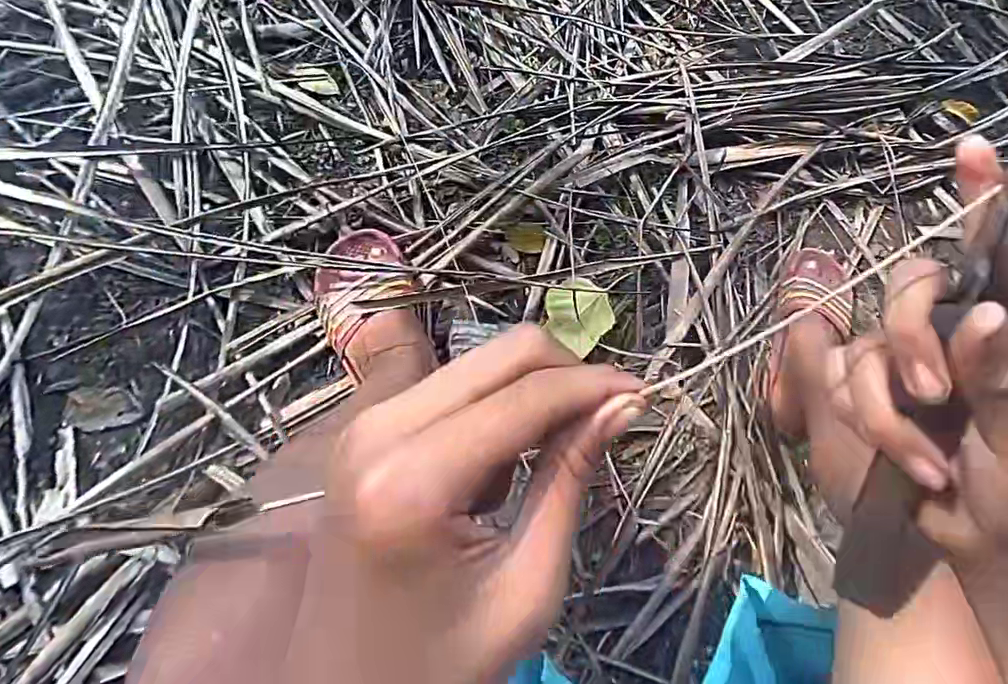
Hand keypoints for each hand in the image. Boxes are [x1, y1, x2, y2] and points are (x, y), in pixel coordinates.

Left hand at [288, 326, 642, 682]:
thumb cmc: (440, 665)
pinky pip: (458, 382)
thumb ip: (571, 480)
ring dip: (533, 392)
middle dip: (568, 373)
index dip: (592, 385)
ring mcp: (367, 420)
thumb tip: (623, 403)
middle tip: (605, 411)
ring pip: (483, 360)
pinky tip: (498, 468)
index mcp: (412, 481)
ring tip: (543, 461)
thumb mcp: (526, 587)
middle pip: (502, 354)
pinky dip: (499, 405)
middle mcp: (379, 430)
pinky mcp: (368, 422)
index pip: (525, 397)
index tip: (640, 393)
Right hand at [827, 136, 1007, 574]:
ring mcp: (906, 356)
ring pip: (868, 341)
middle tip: (930, 392)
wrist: (986, 549)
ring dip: (889, 404)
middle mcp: (950, 326)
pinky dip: (871, 424)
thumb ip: (1001, 378)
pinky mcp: (871, 386)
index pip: (996, 248)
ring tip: (928, 461)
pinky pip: (844, 381)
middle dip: (910, 332)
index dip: (984, 196)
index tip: (976, 148)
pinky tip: (909, 463)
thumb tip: (982, 313)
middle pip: (910, 282)